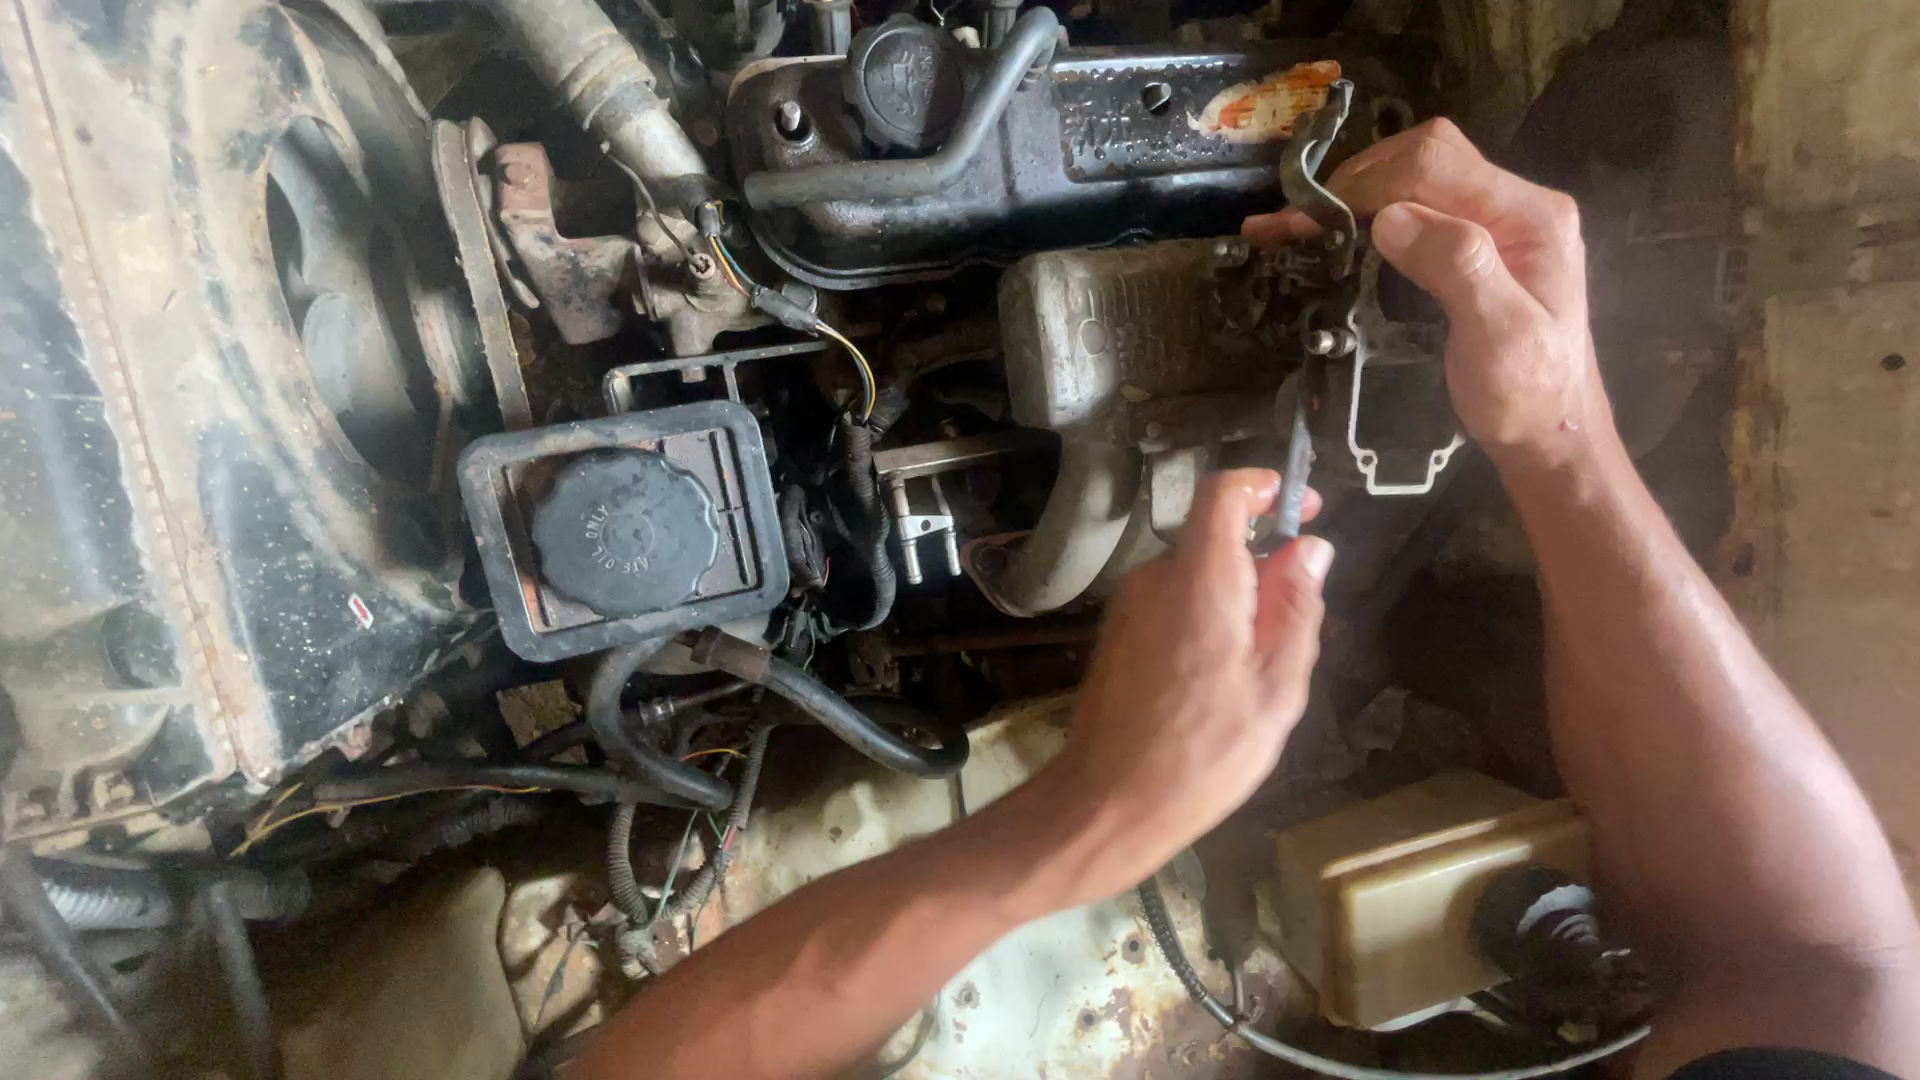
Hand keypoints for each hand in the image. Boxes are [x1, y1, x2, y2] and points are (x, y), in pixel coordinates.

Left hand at [1041, 469, 1331, 903]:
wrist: (1110, 798)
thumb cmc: (1205, 751)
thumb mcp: (1276, 687)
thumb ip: (1295, 608)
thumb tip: (1310, 548)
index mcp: (1198, 581)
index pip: (1220, 494)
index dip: (1261, 485)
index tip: (1299, 505)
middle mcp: (1153, 579)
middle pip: (1212, 542)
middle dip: (1260, 569)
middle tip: (1291, 632)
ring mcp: (1128, 606)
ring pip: (1194, 579)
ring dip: (1232, 603)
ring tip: (1253, 674)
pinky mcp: (1116, 633)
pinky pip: (1169, 605)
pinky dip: (1202, 620)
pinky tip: (1213, 683)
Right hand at [1244, 118, 1615, 472]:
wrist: (1548, 429)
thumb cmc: (1524, 391)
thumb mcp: (1497, 335)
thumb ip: (1456, 266)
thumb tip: (1391, 218)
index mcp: (1526, 216)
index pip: (1433, 165)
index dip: (1361, 186)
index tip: (1302, 224)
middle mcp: (1512, 205)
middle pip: (1423, 157)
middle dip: (1349, 182)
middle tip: (1287, 224)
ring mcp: (1492, 224)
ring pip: (1414, 176)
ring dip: (1351, 194)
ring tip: (1294, 226)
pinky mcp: (1470, 247)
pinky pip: (1414, 210)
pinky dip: (1364, 215)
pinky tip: (1331, 235)